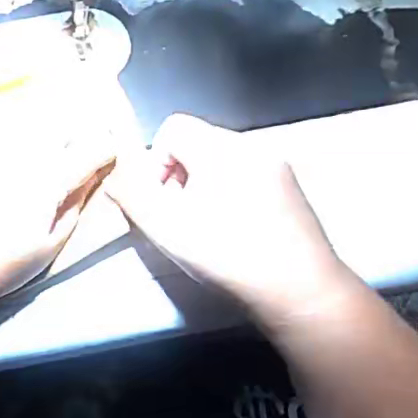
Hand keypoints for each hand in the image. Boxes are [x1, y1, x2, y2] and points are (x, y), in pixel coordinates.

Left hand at [0, 82, 115, 306]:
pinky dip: (18, 130)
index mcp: (53, 176)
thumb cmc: (3, 264)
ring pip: (37, 118)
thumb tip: (92, 177)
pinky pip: (4, 125)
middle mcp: (28, 151)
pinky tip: (17, 150)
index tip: (105, 164)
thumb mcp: (51, 244)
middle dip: (81, 135)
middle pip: (69, 123)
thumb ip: (76, 204)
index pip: (97, 144)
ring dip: (51, 129)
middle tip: (80, 158)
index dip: (108, 152)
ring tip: (51, 151)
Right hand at [108, 113, 360, 329]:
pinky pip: (247, 179)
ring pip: (222, 164)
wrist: (300, 290)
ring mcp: (277, 167)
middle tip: (181, 222)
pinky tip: (237, 234)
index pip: (172, 128)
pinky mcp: (292, 190)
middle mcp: (253, 146)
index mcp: (221, 148)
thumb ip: (132, 195)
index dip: (155, 162)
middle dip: (179, 178)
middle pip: (197, 146)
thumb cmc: (228, 255)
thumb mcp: (166, 228)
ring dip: (204, 190)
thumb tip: (117, 174)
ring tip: (208, 231)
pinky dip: (232, 198)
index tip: (161, 203)